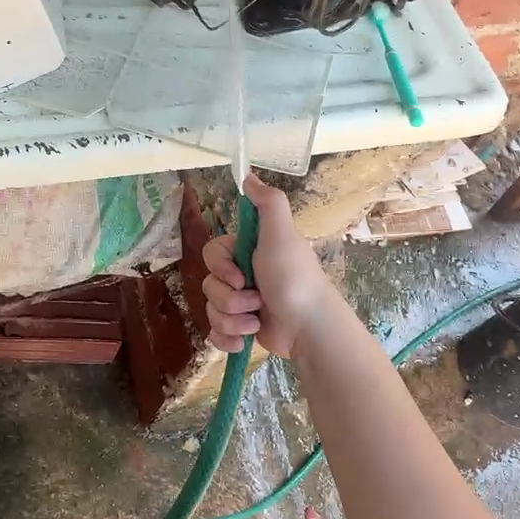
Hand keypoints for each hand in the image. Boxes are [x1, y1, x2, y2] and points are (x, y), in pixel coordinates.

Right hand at [202, 174, 336, 356]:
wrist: (309, 328)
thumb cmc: (294, 279)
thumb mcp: (282, 234)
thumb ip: (268, 204)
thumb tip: (248, 176)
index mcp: (249, 252)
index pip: (212, 254)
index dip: (220, 266)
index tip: (239, 275)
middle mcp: (244, 276)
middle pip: (210, 284)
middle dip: (229, 297)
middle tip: (255, 300)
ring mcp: (242, 304)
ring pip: (212, 309)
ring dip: (232, 319)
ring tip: (256, 322)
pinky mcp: (241, 329)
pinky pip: (215, 333)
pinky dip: (227, 339)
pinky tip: (241, 342)